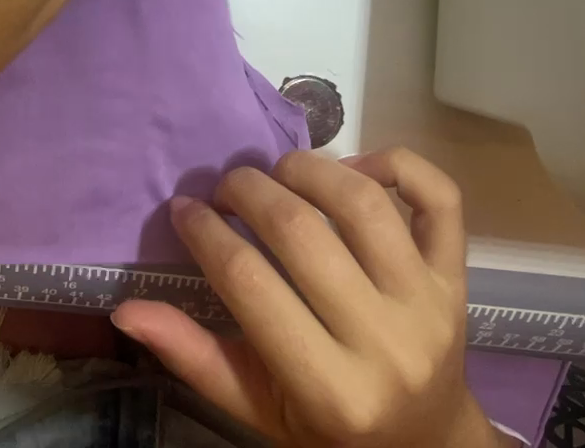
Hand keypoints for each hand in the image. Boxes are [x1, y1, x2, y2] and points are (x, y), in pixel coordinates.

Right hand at [112, 149, 506, 447]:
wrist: (429, 444)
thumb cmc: (331, 427)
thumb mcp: (258, 409)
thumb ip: (195, 358)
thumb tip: (127, 310)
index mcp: (331, 387)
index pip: (249, 283)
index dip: (204, 233)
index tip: (183, 210)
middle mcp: (387, 341)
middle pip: (301, 232)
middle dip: (246, 192)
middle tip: (223, 189)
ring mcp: (430, 302)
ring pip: (363, 203)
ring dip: (306, 169)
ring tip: (276, 173)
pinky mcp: (458, 276)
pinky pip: (438, 198)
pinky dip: (397, 164)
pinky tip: (355, 168)